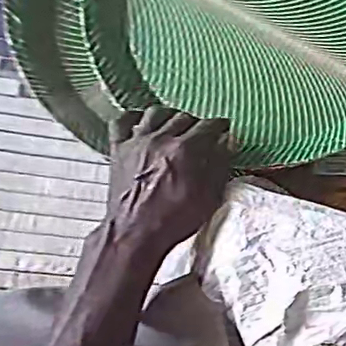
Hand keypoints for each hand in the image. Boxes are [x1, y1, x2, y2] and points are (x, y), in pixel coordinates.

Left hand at [107, 107, 232, 253]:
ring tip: (175, 126)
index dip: (220, 126)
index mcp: (186, 150)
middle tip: (203, 134)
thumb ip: (219, 165)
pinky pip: (122, 121)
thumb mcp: (209, 196)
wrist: (136, 233)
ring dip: (170, 116)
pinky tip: (142, 124)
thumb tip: (227, 143)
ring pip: (155, 113)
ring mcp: (136, 141)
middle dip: (197, 123)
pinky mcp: (118, 149)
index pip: (209, 126)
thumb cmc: (174, 219)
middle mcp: (161, 139)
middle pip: (183, 117)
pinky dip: (134, 118)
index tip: (224, 129)